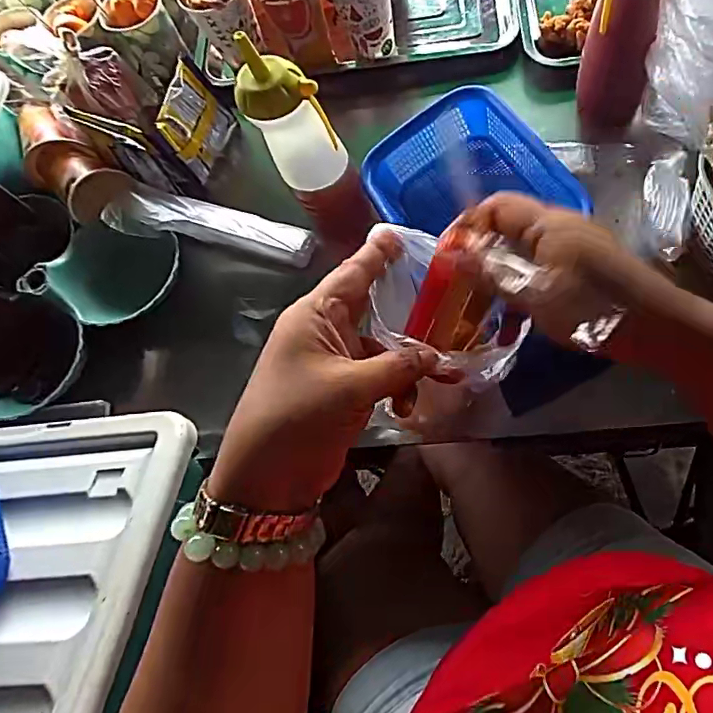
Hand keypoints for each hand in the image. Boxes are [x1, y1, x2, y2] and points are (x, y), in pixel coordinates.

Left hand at [213, 231, 458, 509]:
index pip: (351, 273)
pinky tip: (408, 405)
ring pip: (384, 346)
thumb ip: (398, 367)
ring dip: (409, 361)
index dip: (377, 254)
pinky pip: (382, 375)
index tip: (400, 234)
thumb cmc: (295, 419)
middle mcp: (325, 332)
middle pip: (373, 307)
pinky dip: (399, 387)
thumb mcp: (349, 388)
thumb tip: (438, 356)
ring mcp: (335, 362)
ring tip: (438, 374)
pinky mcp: (344, 390)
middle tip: (445, 294)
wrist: (266, 477)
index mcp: (315, 317)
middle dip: (407, 307)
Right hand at [456, 193, 692, 361]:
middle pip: (507, 232)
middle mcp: (560, 227)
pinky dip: (524, 294)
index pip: (494, 205)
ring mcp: (575, 248)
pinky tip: (514, 326)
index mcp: (547, 222)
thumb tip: (453, 251)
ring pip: (523, 258)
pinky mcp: (585, 271)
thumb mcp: (534, 293)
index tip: (447, 258)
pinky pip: (543, 274)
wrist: (655, 325)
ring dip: (500, 284)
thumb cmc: (592, 306)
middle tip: (460, 294)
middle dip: (480, 261)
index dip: (466, 226)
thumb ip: (491, 271)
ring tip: (482, 319)